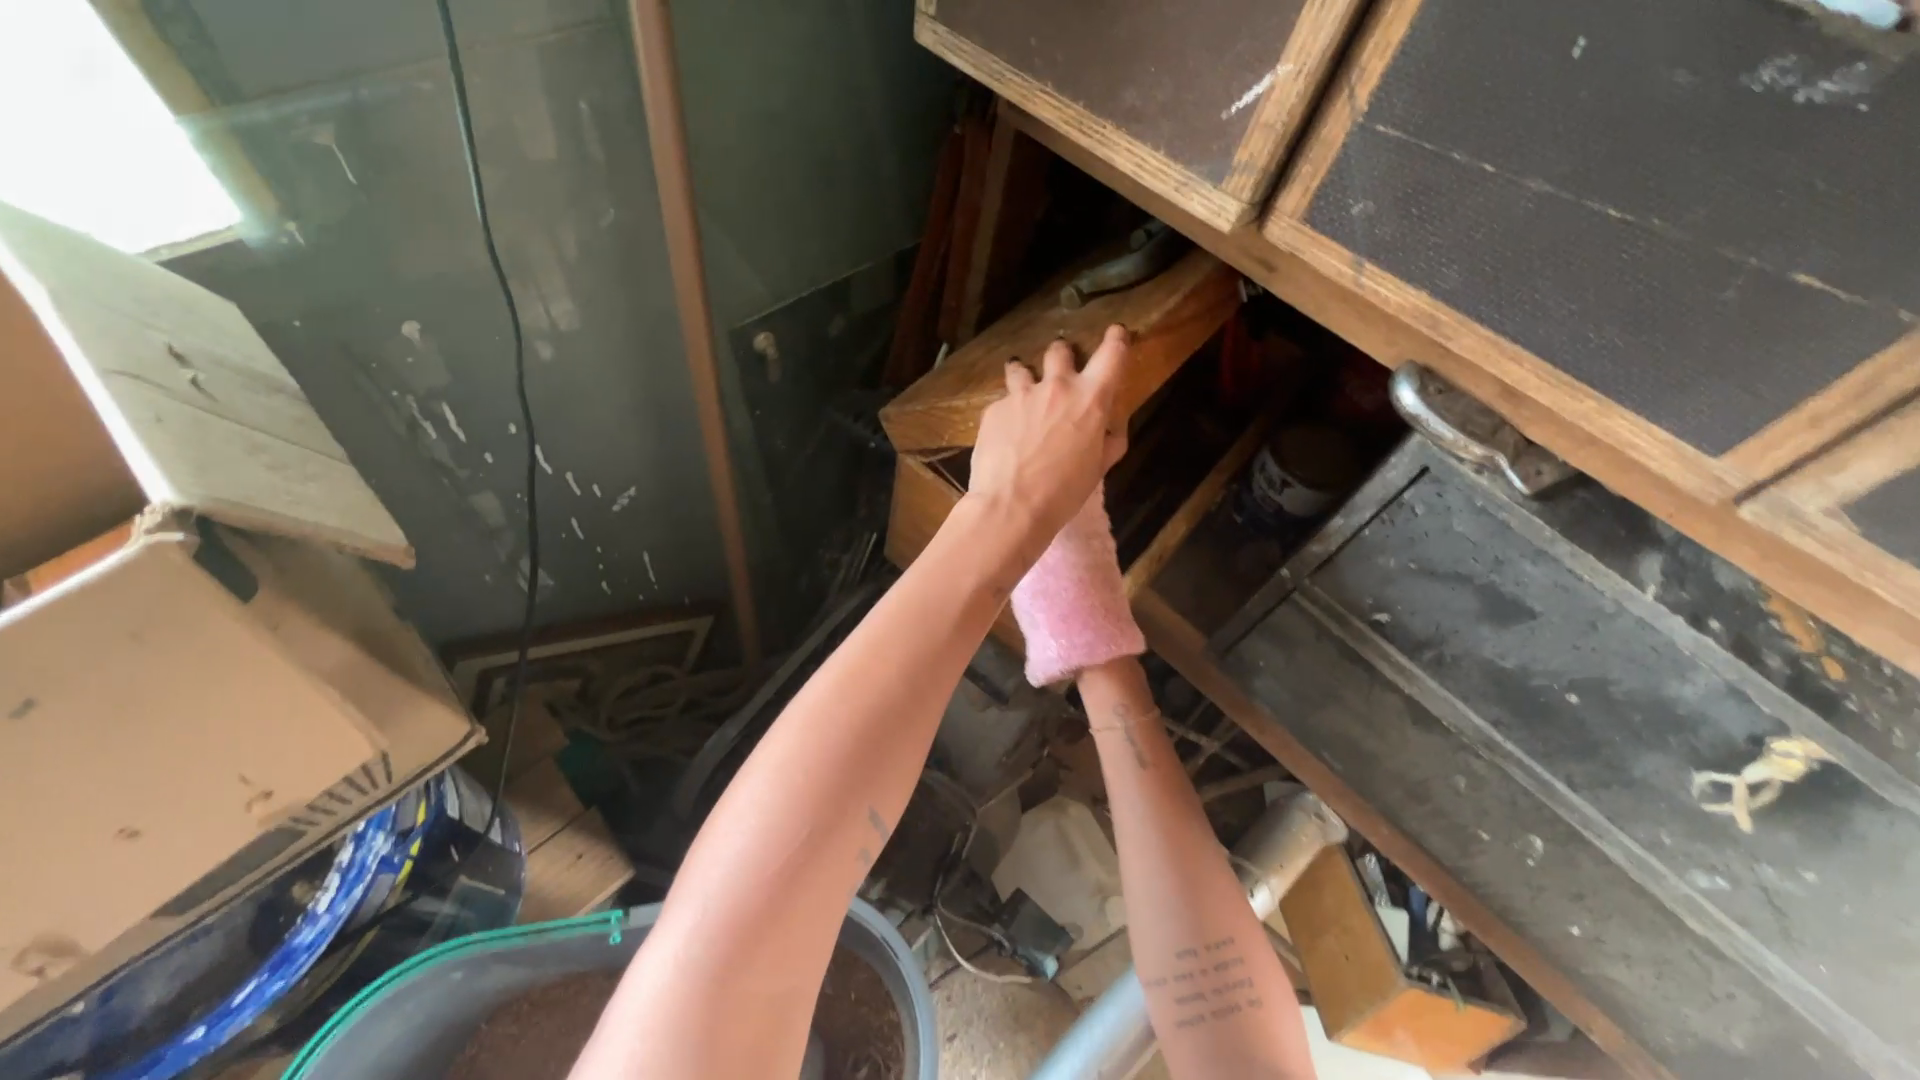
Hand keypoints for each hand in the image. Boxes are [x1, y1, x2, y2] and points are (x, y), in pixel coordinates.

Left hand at [968, 325, 1130, 548]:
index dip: (1117, 340)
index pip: (1112, 355)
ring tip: (1024, 393)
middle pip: (1060, 351)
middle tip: (1060, 370)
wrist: (1011, 506)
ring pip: (1022, 368)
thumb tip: (1110, 431)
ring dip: (1026, 376)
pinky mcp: (994, 409)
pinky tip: (1005, 433)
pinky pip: (1004, 401)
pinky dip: (1008, 411)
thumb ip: (1108, 443)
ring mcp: (1021, 395)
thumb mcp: (1097, 469)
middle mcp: (1056, 388)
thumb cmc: (1063, 492)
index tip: (1116, 334)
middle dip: (1062, 356)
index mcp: (1091, 400)